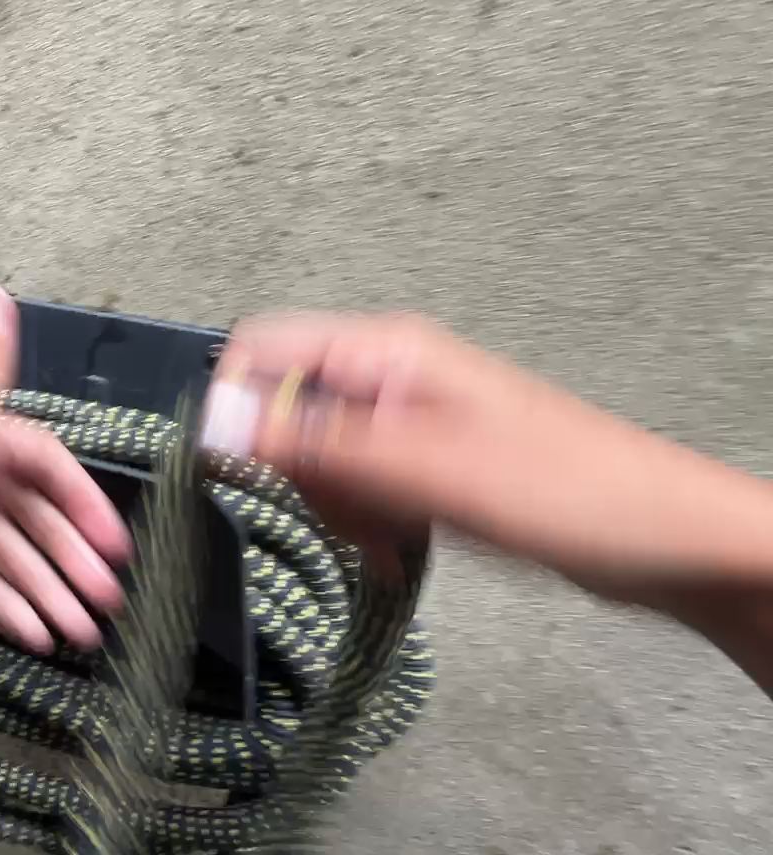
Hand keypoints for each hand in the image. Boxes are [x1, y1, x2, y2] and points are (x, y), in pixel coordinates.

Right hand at [201, 312, 772, 611]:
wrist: (679, 545)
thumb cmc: (576, 492)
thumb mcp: (420, 467)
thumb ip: (307, 442)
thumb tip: (216, 425)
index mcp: (382, 351)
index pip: (260, 349)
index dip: (235, 401)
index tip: (236, 458)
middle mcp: (382, 374)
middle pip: (279, 407)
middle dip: (293, 466)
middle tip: (331, 506)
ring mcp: (395, 416)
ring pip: (307, 451)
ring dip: (327, 499)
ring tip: (376, 532)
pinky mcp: (408, 454)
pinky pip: (344, 478)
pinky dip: (355, 513)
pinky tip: (389, 542)